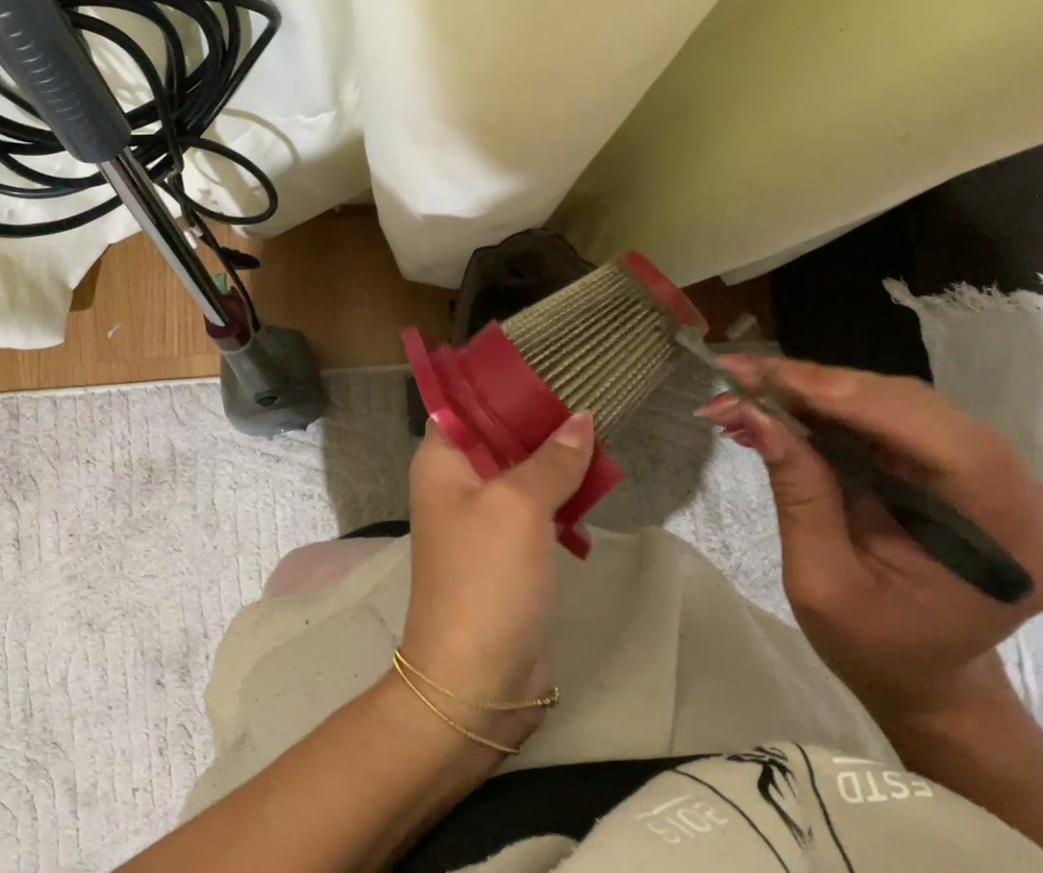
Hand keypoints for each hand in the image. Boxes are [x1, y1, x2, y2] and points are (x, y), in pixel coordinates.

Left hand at [400, 414, 595, 748]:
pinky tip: (595, 486)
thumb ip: (551, 459)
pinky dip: (561, 498)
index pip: (463, 403)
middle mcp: (455, 484)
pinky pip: (535, 510)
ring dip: (556, 461)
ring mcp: (481, 520)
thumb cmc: (485, 577)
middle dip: (540, 421)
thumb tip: (580, 419)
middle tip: (590, 398)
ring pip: (521, 473)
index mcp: (440, 462)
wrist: (476, 677)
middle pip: (498, 436)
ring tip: (601, 436)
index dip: (500, 383)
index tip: (548, 364)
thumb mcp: (519, 506)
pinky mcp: (507, 552)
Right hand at [697, 357, 1042, 724]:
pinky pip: (906, 424)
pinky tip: (789, 407)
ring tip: (754, 390)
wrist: (926, 679)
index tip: (777, 378)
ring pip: (911, 410)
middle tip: (743, 377)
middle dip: (827, 390)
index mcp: (1009, 544)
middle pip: (925, 415)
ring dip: (827, 396)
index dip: (861, 401)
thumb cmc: (875, 648)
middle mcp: (1028, 501)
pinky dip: (842, 412)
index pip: (947, 443)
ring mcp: (1009, 482)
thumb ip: (799, 496)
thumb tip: (754, 415)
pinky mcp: (977, 472)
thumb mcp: (822, 582)